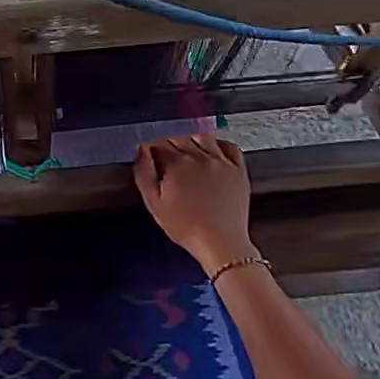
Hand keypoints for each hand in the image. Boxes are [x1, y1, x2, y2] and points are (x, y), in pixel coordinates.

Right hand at [133, 135, 257, 275]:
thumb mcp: (154, 204)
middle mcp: (200, 157)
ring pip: (202, 136)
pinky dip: (219, 144)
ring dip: (191, 139)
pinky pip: (229, 146)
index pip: (159, 143)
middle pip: (179, 136)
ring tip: (187, 152)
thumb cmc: (186, 227)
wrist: (220, 243)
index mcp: (177, 163)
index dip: (151, 147)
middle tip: (166, 156)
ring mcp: (221, 161)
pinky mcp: (238, 170)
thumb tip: (142, 151)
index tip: (150, 154)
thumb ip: (144, 173)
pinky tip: (213, 151)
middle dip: (168, 143)